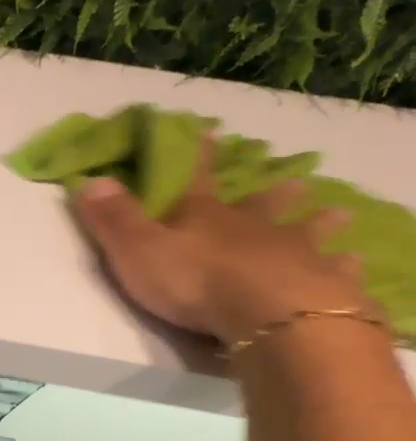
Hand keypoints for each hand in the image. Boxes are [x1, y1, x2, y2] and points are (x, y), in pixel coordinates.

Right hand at [71, 142, 372, 344]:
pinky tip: (350, 262)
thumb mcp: (136, 250)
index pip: (198, 180)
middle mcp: (253, 226)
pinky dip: (341, 265)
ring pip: (308, 231)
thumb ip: (114, 218)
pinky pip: (334, 269)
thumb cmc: (192, 278)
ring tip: (334, 216)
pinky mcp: (317, 281)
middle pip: (265, 204)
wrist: (263, 310)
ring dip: (319, 223)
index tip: (211, 130)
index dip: (200, 156)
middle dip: (276, 193)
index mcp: (206, 217)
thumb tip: (90, 178)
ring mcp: (292, 251)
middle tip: (297, 182)